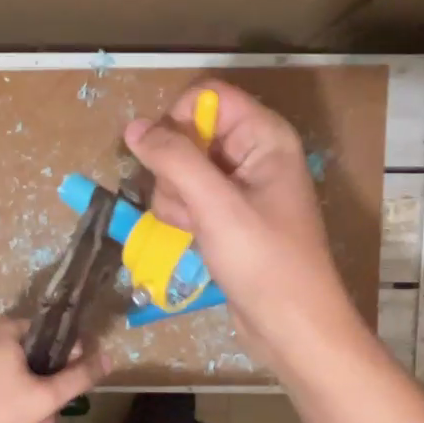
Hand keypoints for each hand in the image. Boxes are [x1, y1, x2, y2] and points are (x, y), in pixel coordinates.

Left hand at [0, 318, 107, 422]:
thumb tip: (108, 358)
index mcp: (10, 331)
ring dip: (33, 408)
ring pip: (23, 381)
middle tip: (47, 421)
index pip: (57, 334)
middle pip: (40, 361)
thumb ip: (79, 378)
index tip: (73, 388)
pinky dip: (14, 410)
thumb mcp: (44, 398)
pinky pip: (4, 389)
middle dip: (49, 395)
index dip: (73, 359)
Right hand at [122, 80, 361, 369]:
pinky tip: (194, 239)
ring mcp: (239, 189)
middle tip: (190, 203)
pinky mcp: (227, 218)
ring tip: (195, 228)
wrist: (290, 324)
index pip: (207, 98)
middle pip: (188, 134)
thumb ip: (173, 159)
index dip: (178, 121)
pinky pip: (188, 200)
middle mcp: (253, 155)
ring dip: (174, 199)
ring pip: (180, 171)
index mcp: (264, 137)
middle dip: (174, 170)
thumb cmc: (263, 261)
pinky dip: (182, 217)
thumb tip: (133, 128)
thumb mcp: (215, 205)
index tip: (165, 158)